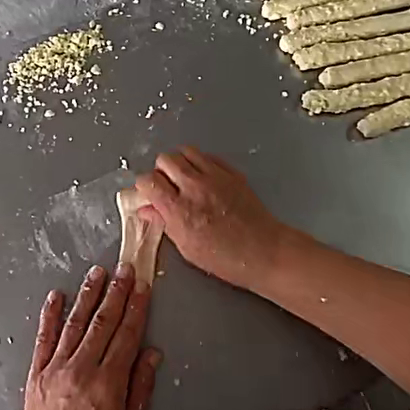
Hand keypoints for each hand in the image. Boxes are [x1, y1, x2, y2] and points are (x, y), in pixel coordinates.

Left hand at [6, 264, 161, 409]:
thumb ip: (139, 388)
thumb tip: (151, 354)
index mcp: (107, 384)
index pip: (126, 335)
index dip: (136, 308)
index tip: (142, 287)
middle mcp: (81, 369)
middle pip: (103, 321)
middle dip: (116, 292)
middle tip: (124, 269)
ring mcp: (56, 367)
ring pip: (75, 321)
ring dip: (88, 294)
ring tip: (97, 272)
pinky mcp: (36, 371)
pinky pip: (44, 336)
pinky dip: (50, 313)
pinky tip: (57, 294)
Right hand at [133, 147, 293, 289]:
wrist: (265, 251)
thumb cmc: (224, 258)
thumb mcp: (187, 248)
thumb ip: (164, 223)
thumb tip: (146, 209)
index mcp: (179, 208)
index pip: (148, 180)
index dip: (144, 185)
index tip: (148, 193)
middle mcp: (193, 186)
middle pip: (165, 160)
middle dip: (161, 171)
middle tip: (167, 185)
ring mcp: (214, 176)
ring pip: (185, 151)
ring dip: (180, 162)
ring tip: (184, 177)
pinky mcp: (231, 172)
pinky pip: (207, 156)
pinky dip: (200, 162)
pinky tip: (204, 178)